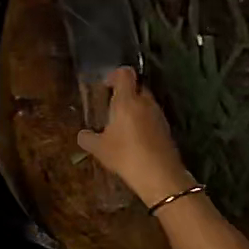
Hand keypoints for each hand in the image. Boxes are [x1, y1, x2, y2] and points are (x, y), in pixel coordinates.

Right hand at [77, 67, 197, 206]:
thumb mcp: (99, 149)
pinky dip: (142, 121)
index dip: (114, 75)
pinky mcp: (166, 128)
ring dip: (134, 108)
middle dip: (124, 93)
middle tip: (110, 107)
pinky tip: (133, 138)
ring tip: (120, 125)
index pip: (124, 74)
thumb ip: (87, 138)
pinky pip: (151, 116)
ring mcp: (158, 115)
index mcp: (127, 101)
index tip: (105, 86)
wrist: (159, 175)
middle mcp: (145, 102)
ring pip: (145, 102)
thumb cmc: (125, 155)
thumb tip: (82, 134)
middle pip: (136, 86)